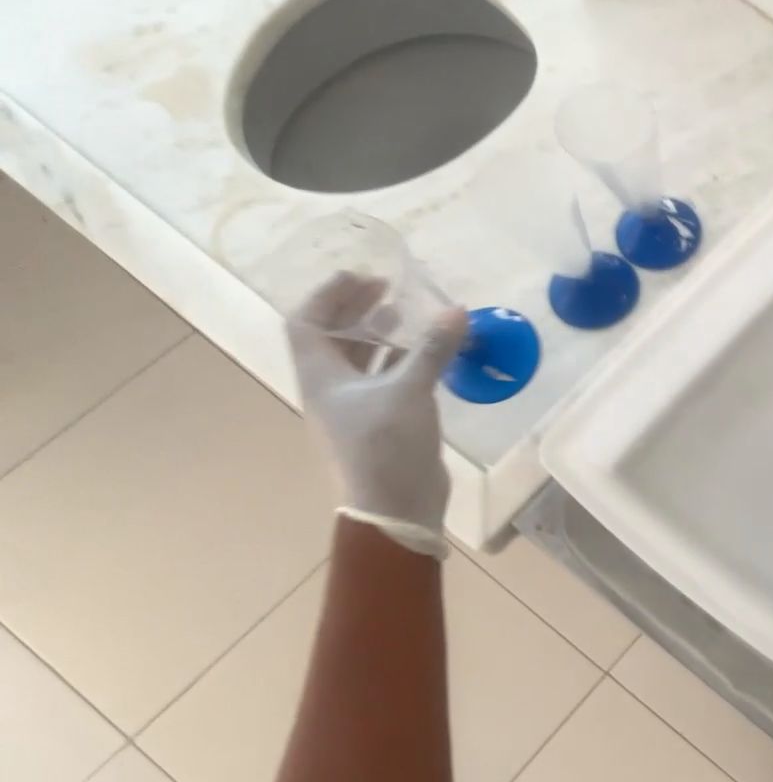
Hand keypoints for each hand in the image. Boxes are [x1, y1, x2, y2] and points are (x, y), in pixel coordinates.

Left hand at [288, 273, 467, 556]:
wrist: (394, 505)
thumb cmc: (387, 445)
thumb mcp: (410, 391)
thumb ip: (431, 349)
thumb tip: (457, 311)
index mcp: (320, 377)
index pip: (307, 323)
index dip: (328, 295)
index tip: (362, 276)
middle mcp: (331, 388)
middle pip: (333, 339)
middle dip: (357, 311)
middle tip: (389, 290)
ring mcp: (357, 407)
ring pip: (361, 360)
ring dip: (381, 336)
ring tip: (409, 316)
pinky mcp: (384, 422)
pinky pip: (387, 380)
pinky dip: (403, 361)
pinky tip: (428, 355)